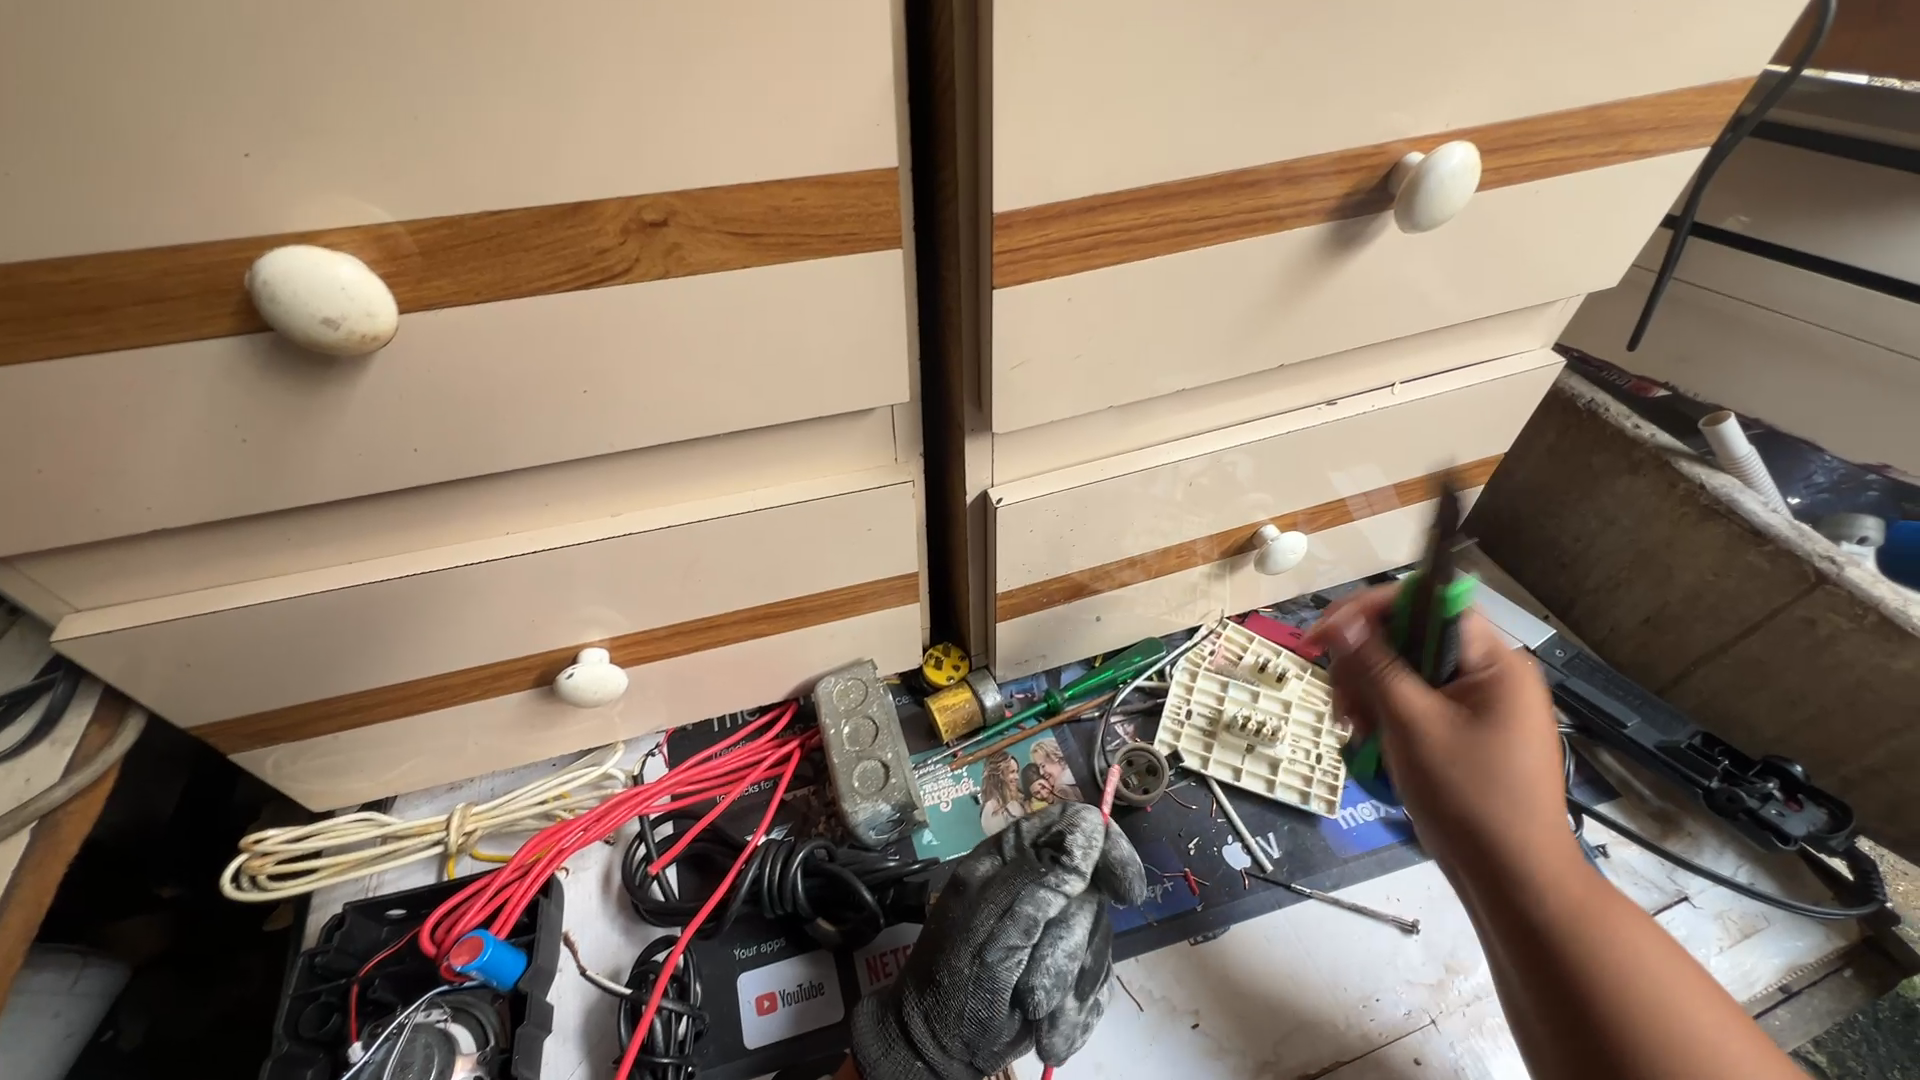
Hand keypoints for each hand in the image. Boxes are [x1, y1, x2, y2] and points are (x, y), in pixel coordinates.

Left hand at [851, 802, 1146, 1079]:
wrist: (941, 1050)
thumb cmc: (953, 982)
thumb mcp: (990, 927)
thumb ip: (1038, 877)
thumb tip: (1089, 830)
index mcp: (1010, 858)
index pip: (1070, 824)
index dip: (1105, 846)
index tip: (1125, 890)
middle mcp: (1036, 884)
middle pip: (1090, 893)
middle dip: (1068, 948)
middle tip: (1033, 989)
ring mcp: (1055, 926)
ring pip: (1096, 939)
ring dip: (1068, 987)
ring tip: (1030, 1011)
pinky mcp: (1070, 967)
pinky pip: (1097, 980)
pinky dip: (1075, 1011)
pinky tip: (1047, 1028)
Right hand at [1308, 585, 1577, 886]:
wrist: (1514, 881)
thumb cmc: (1470, 797)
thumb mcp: (1412, 725)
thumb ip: (1376, 666)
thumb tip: (1341, 620)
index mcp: (1493, 662)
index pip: (1426, 603)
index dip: (1369, 611)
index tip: (1322, 637)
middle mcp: (1489, 675)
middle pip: (1409, 638)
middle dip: (1363, 664)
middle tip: (1340, 701)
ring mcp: (1477, 706)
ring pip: (1403, 673)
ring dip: (1367, 694)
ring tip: (1353, 730)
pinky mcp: (1463, 733)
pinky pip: (1412, 704)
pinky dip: (1383, 717)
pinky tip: (1368, 742)